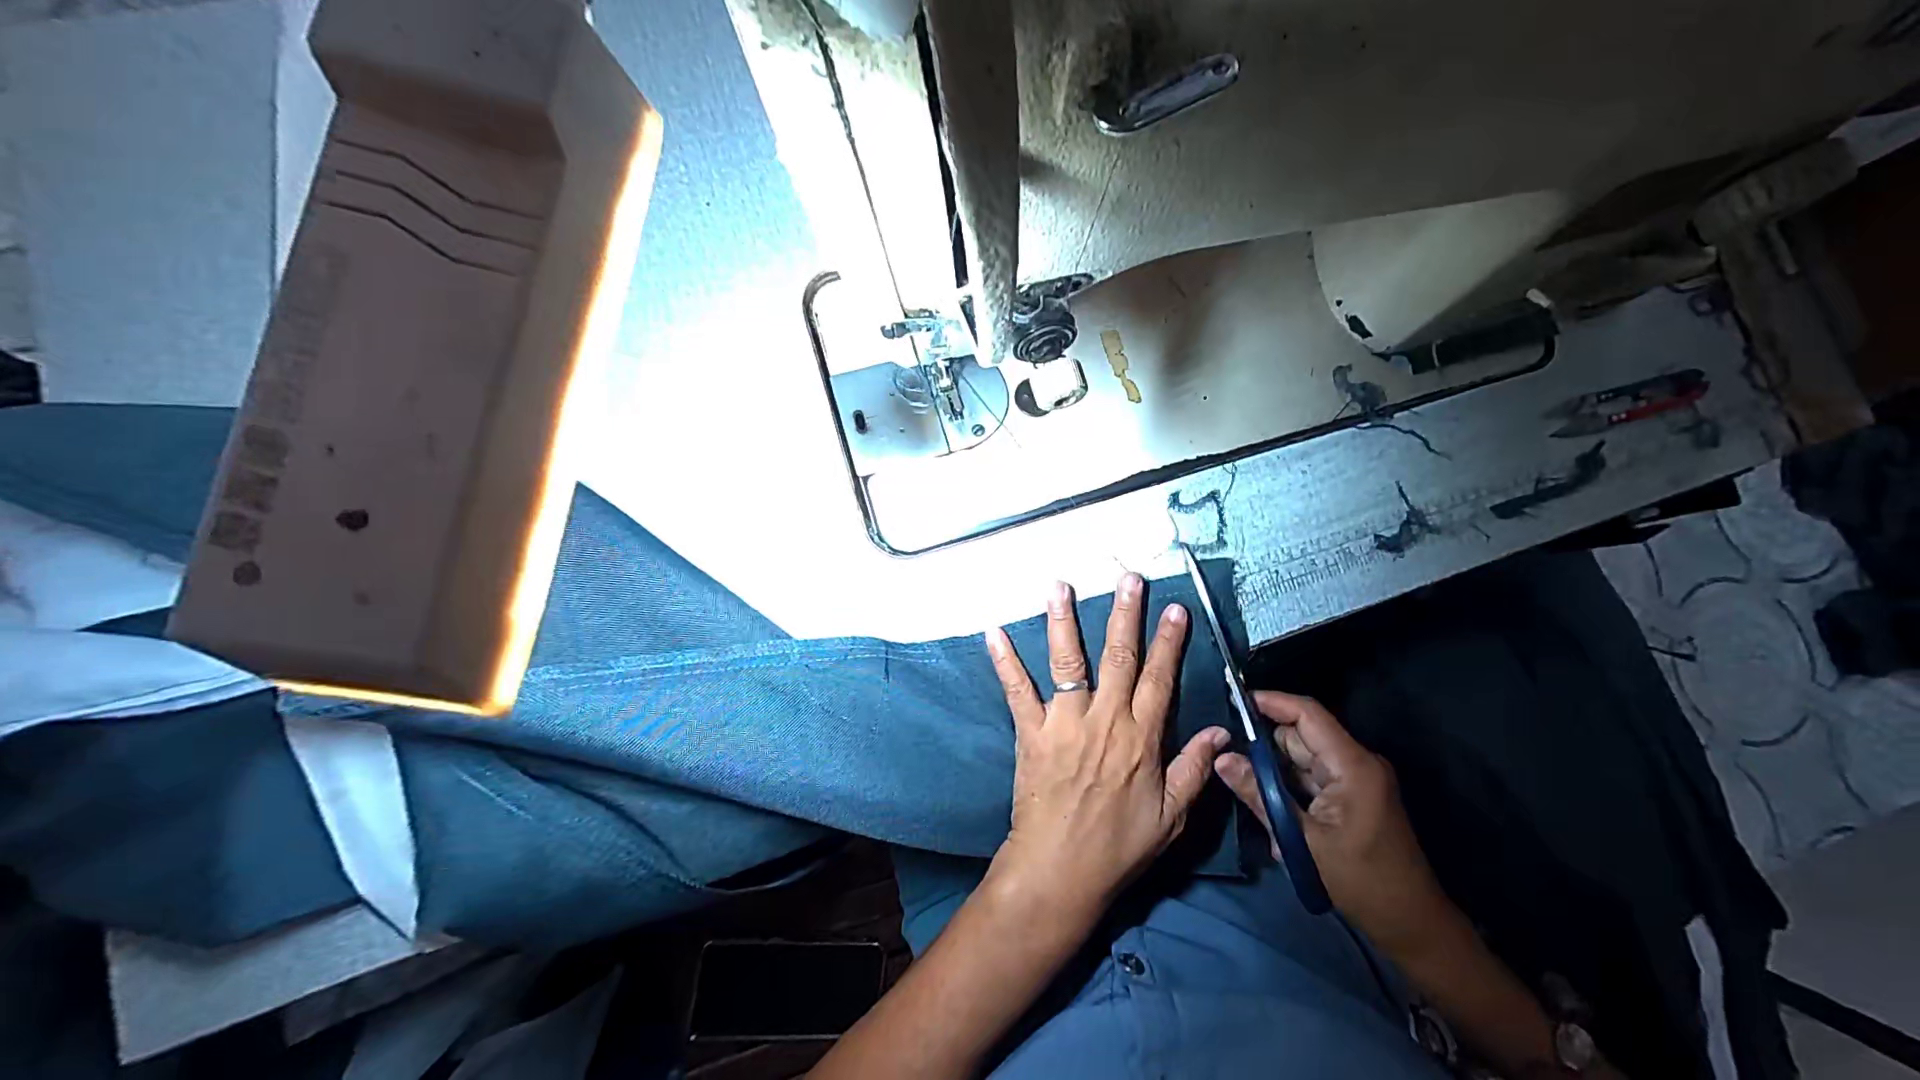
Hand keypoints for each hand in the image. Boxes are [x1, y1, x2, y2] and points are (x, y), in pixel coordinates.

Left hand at [983, 575, 1231, 924]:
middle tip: (1127, 576)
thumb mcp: (1172, 816)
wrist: (1061, 869)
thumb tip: (1219, 731)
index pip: (1159, 678)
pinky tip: (994, 632)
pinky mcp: (1030, 733)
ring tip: (1060, 586)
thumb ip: (1195, 770)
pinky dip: (1004, 661)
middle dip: (1124, 614)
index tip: (1173, 608)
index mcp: (1142, 737)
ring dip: (1064, 621)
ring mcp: (1064, 723)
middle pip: (1118, 656)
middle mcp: (1104, 720)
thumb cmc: (1119, 846)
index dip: (1168, 641)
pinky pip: (1016, 691)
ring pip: (1068, 662)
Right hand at [1216, 691, 1455, 956]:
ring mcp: (1357, 779)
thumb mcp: (1302, 840)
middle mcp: (1357, 763)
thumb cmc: (1361, 881)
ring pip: (1301, 758)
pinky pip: (1311, 778)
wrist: (1412, 923)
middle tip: (1231, 765)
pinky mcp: (1353, 795)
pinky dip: (1289, 790)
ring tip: (1254, 801)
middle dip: (1264, 748)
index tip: (1233, 701)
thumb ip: (1259, 795)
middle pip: (1300, 736)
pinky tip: (1275, 817)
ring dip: (1275, 775)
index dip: (1270, 701)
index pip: (1307, 714)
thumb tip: (1221, 759)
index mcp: (1352, 765)